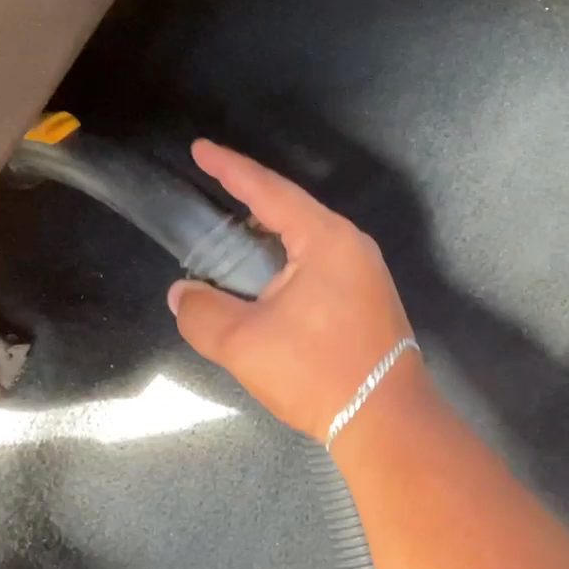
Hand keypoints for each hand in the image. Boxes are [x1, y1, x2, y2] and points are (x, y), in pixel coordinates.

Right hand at [169, 140, 417, 440]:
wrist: (385, 419)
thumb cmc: (316, 372)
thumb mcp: (245, 343)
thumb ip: (202, 312)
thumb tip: (183, 294)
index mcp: (325, 238)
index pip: (269, 190)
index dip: (230, 169)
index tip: (200, 150)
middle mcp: (351, 244)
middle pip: (292, 210)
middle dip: (249, 203)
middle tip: (211, 198)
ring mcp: (366, 271)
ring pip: (307, 239)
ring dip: (269, 239)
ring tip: (231, 243)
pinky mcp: (370, 298)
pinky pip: (321, 263)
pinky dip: (289, 263)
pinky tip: (268, 282)